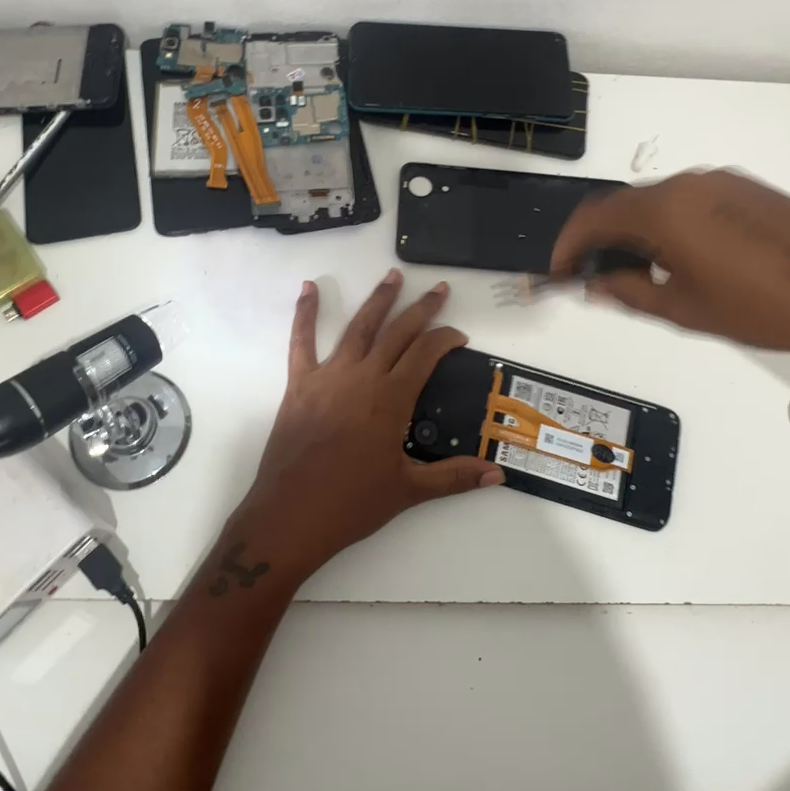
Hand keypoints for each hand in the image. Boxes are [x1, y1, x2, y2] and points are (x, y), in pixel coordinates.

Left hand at [235, 272, 503, 580]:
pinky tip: (309, 288)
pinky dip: (304, 313)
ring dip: (378, 300)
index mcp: (391, 399)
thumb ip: (454, 477)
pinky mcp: (300, 385)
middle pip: (397, 332)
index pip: (425, 354)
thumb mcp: (409, 490)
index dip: (445, 338)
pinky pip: (301, 342)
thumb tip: (497, 473)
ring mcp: (328, 377)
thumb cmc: (352, 503)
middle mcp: (362, 378)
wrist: (292, 514)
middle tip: (438, 289)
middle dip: (421, 308)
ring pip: (358, 327)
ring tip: (392, 276)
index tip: (458, 335)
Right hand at [551, 169, 789, 361]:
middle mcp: (688, 183)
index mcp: (665, 210)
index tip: (560, 271)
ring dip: (638, 231)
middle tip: (596, 277)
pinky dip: (672, 224)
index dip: (569, 244)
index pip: (595, 216)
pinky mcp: (748, 188)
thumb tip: (594, 285)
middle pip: (625, 204)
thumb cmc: (762, 308)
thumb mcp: (684, 310)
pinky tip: (685, 259)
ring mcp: (722, 181)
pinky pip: (692, 200)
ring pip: (660, 201)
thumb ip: (628, 292)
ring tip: (642, 273)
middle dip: (603, 238)